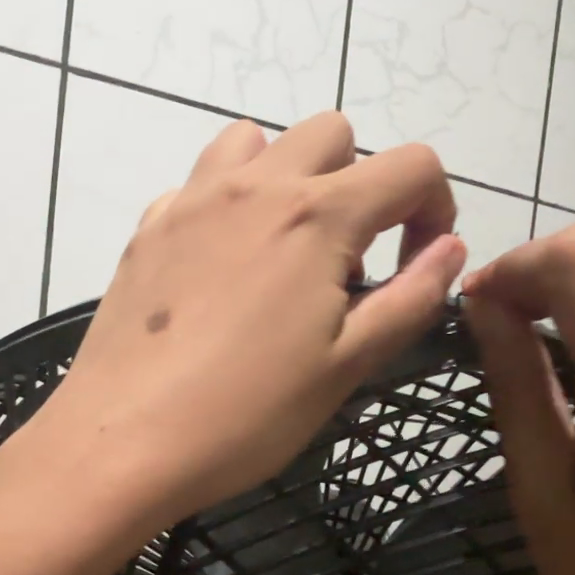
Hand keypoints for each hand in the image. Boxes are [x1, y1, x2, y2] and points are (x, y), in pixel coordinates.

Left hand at [15, 112, 466, 525]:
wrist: (122, 442)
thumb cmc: (246, 415)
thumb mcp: (346, 365)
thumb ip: (410, 298)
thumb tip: (451, 249)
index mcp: (316, 217)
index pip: (410, 165)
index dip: (435, 208)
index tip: (416, 263)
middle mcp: (254, 186)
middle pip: (333, 132)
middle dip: (361, 184)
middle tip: (347, 260)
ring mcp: (191, 199)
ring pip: (258, 141)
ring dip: (289, 177)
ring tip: (284, 249)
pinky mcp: (148, 227)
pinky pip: (201, 182)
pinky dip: (228, 202)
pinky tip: (221, 268)